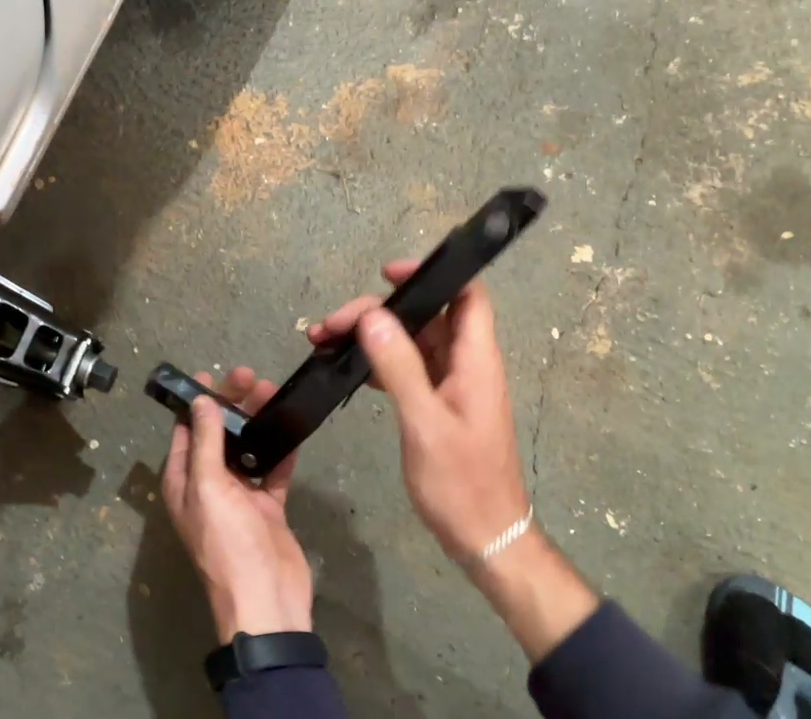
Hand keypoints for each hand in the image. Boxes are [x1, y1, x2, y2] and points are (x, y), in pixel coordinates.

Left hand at [161, 367, 311, 642]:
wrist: (267, 599)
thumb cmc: (228, 541)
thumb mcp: (208, 488)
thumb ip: (205, 442)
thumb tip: (199, 400)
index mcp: (183, 480)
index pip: (185, 430)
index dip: (196, 401)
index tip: (213, 373)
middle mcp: (207, 485)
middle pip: (217, 434)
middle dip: (231, 404)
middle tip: (252, 376)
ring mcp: (239, 496)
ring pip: (245, 448)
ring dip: (257, 421)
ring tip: (273, 392)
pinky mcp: (267, 507)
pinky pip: (272, 470)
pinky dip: (280, 450)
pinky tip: (291, 427)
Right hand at [310, 260, 529, 565]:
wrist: (485, 538)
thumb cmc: (461, 483)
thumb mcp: (424, 423)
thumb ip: (399, 366)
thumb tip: (372, 316)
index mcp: (475, 361)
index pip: (466, 294)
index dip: (432, 273)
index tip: (386, 275)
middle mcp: (465, 364)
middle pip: (426, 314)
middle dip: (378, 310)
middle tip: (331, 325)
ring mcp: (451, 384)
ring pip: (411, 338)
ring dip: (371, 334)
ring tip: (325, 341)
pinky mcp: (437, 403)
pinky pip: (406, 365)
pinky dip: (376, 360)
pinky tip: (347, 369)